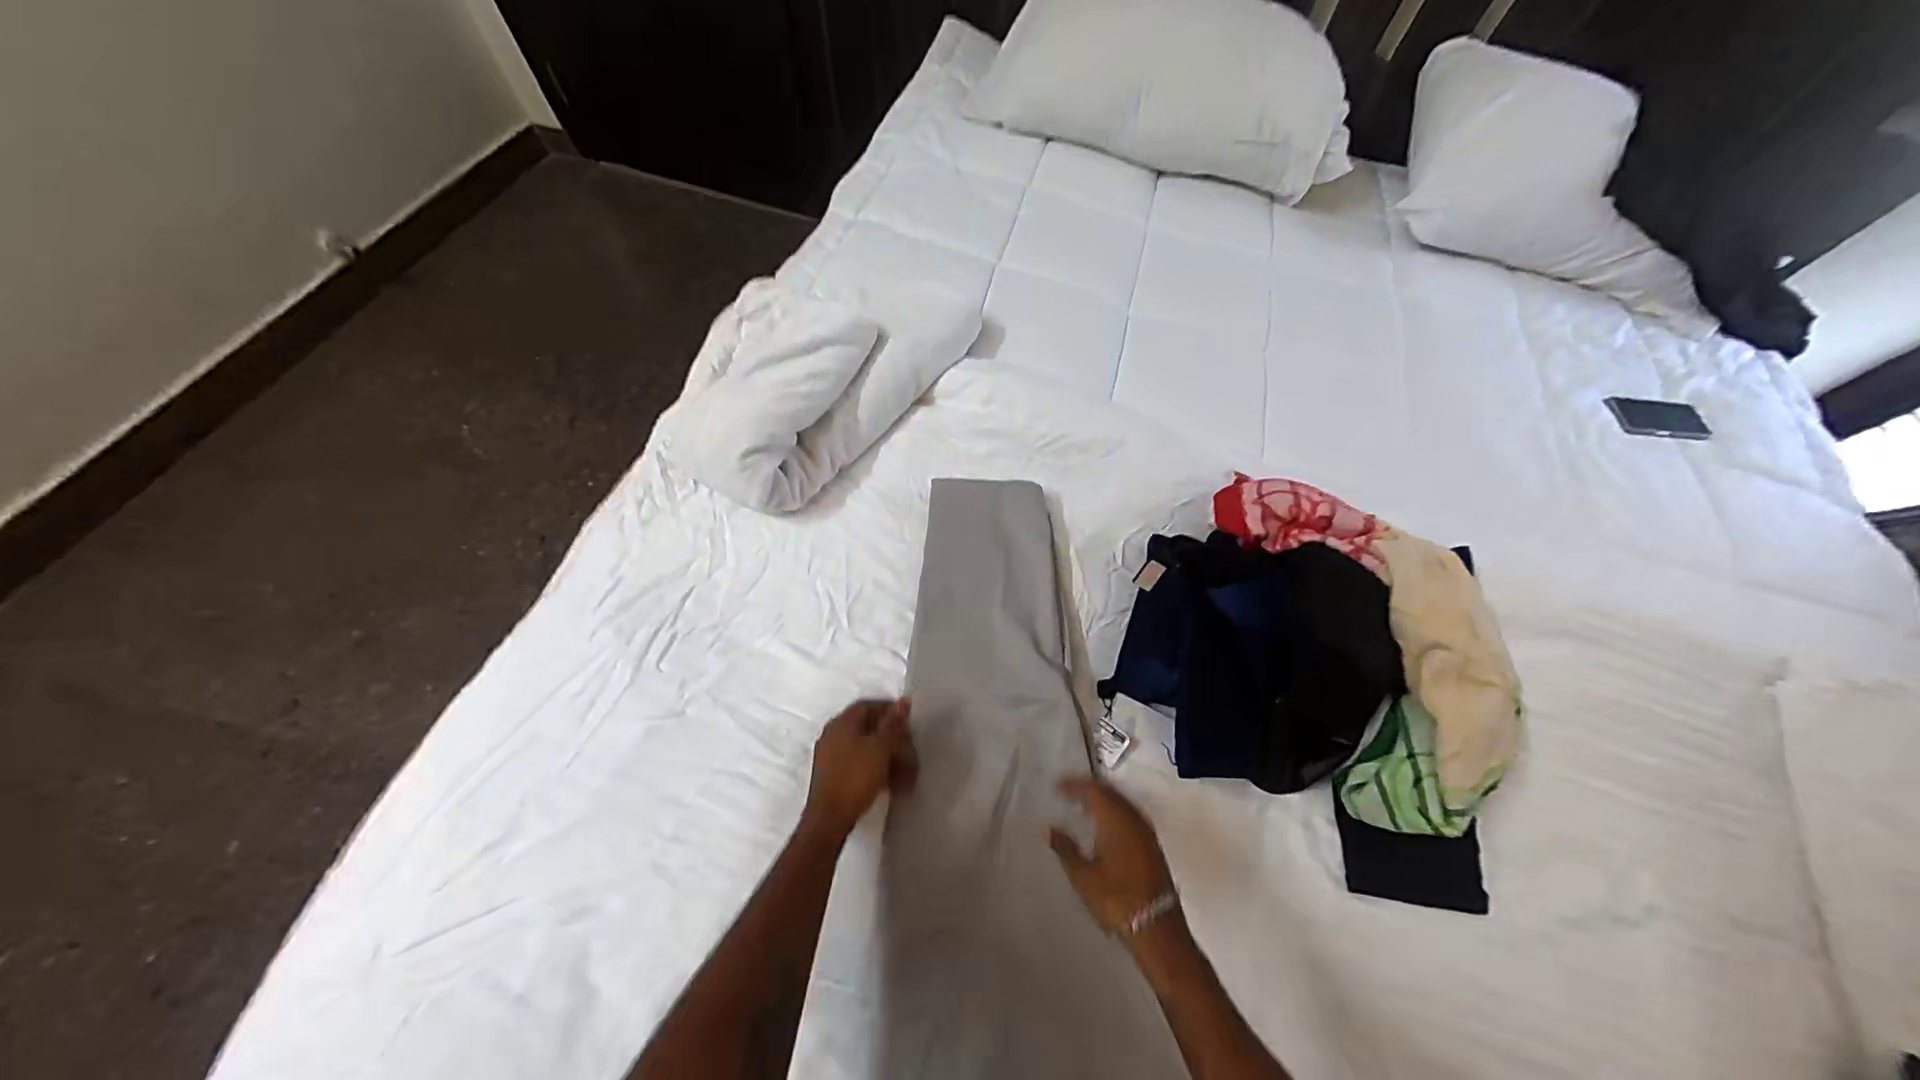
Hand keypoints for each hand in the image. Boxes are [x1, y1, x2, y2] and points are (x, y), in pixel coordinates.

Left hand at [802, 698, 917, 837]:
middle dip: (889, 734)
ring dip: (883, 752)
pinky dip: (873, 765)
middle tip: (907, 744)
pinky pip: (855, 761)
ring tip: (901, 766)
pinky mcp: (830, 774)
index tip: (907, 719)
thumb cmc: (856, 778)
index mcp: (842, 723)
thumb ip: (892, 724)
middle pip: (865, 725)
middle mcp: (832, 734)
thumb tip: (903, 700)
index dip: (889, 709)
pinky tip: (886, 779)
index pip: (867, 705)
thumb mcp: (881, 749)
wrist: (830, 818)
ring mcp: (829, 754)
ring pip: (862, 745)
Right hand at [1048, 778, 1176, 936]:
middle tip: (1071, 793)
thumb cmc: (1116, 898)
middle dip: (1089, 789)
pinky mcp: (1153, 846)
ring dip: (1104, 801)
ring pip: (1122, 803)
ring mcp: (1146, 832)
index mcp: (1114, 819)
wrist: (1156, 926)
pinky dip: (1116, 813)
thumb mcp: (1082, 875)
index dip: (1074, 785)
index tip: (1059, 787)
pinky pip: (1131, 816)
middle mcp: (1133, 819)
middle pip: (1110, 792)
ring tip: (1086, 808)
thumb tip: (1048, 830)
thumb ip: (1064, 848)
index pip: (1093, 790)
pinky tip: (1106, 828)